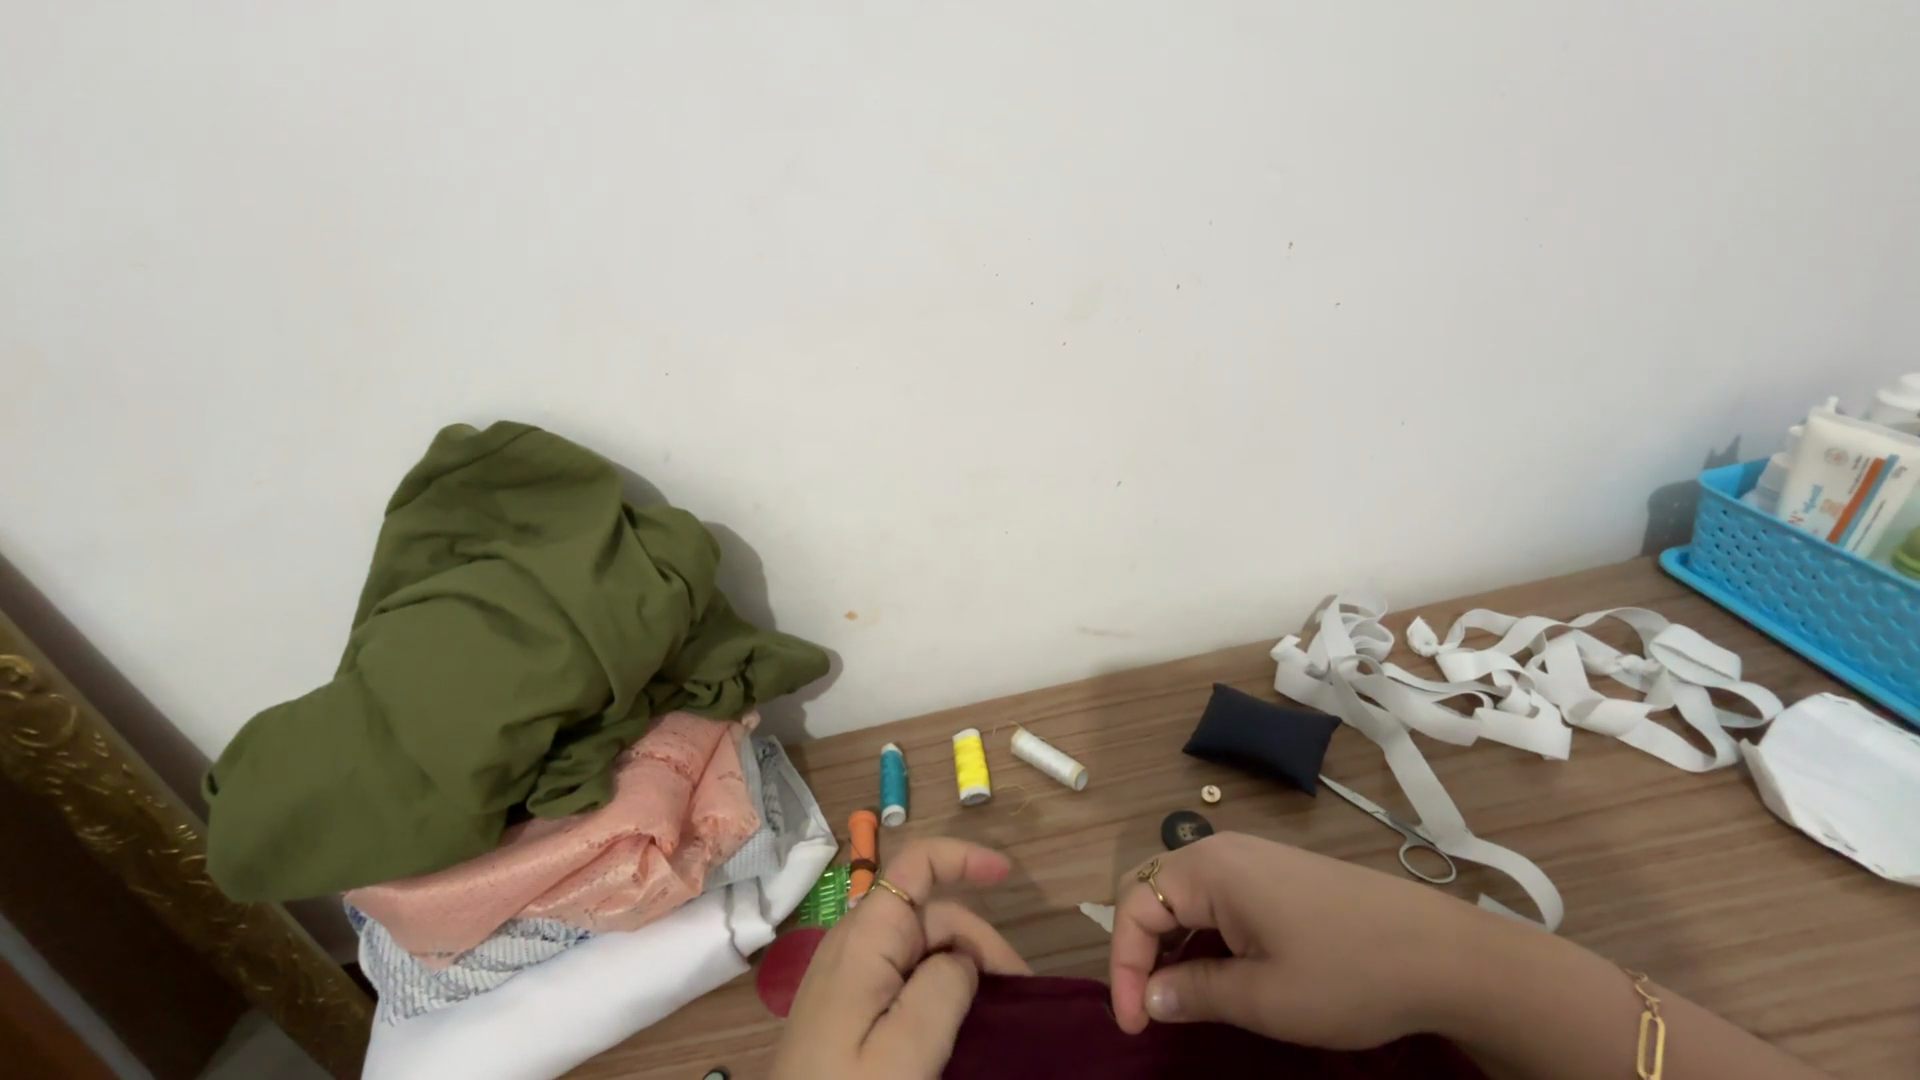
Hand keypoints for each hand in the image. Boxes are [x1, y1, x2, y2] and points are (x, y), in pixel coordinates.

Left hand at [771, 839, 1030, 1079]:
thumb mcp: (906, 1051)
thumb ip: (943, 989)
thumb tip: (960, 957)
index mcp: (865, 937)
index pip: (914, 864)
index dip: (962, 856)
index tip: (1007, 876)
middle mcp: (854, 942)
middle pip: (928, 912)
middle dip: (977, 938)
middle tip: (1018, 992)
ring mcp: (849, 974)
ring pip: (920, 944)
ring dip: (964, 965)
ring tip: (999, 1009)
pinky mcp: (850, 1004)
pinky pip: (905, 974)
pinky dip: (942, 984)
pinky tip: (962, 1017)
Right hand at [1109, 831, 1489, 1046]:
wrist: (1446, 953)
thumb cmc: (1349, 975)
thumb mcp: (1266, 999)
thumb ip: (1195, 993)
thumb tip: (1150, 998)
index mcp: (1209, 869)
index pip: (1135, 906)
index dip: (1123, 965)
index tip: (1133, 1026)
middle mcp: (1221, 851)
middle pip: (1150, 888)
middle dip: (1137, 946)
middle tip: (1147, 1005)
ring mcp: (1250, 858)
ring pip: (1182, 893)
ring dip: (1169, 942)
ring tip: (1179, 996)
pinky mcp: (1274, 872)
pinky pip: (1215, 896)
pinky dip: (1201, 933)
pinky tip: (1219, 971)